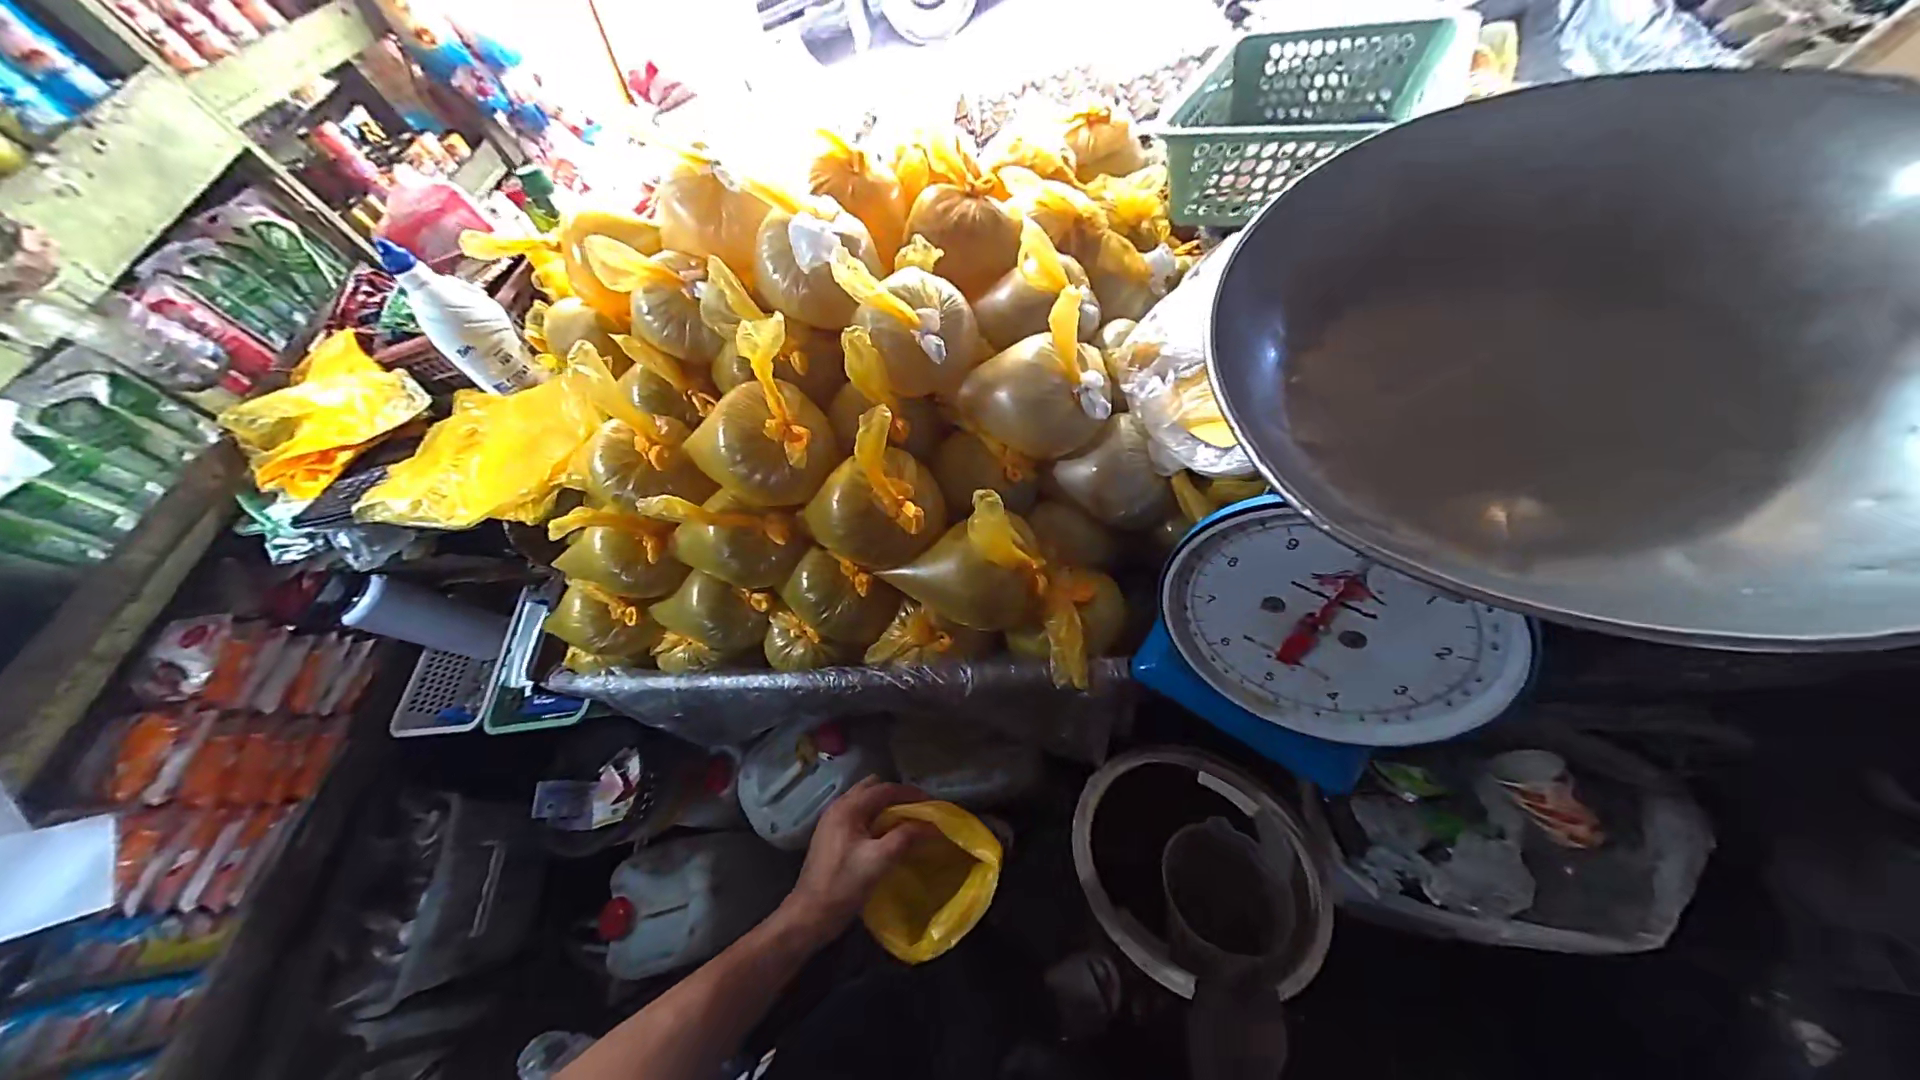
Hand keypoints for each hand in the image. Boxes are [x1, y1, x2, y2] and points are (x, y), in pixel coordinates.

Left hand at [776, 776, 932, 946]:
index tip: (932, 804)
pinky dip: (875, 816)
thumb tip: (931, 825)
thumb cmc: (844, 886)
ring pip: (865, 800)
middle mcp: (838, 807)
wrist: (809, 916)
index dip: (911, 793)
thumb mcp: (879, 861)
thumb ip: (905, 837)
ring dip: (885, 806)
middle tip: (918, 811)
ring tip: (906, 821)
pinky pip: (858, 814)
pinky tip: (886, 834)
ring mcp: (832, 820)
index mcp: (848, 808)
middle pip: (873, 788)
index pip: (885, 789)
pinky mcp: (831, 834)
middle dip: (897, 796)